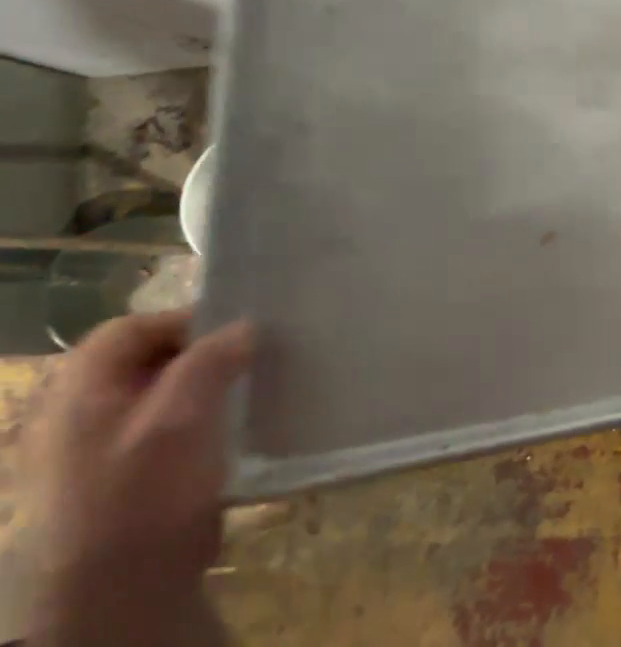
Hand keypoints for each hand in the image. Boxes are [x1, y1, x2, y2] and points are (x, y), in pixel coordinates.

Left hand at [29, 310, 253, 645]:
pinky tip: (236, 429)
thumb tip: (244, 326)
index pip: (128, 330)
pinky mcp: (135, 472)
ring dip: (210, 385)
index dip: (184, 322)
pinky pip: (172, 425)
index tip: (241, 333)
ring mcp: (106, 445)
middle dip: (202, 353)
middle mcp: (85, 413)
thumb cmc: (145, 492)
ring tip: (253, 391)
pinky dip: (206, 416)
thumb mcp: (179, 419)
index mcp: (81, 393)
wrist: (124, 582)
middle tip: (254, 361)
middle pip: (146, 359)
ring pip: (164, 392)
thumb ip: (209, 363)